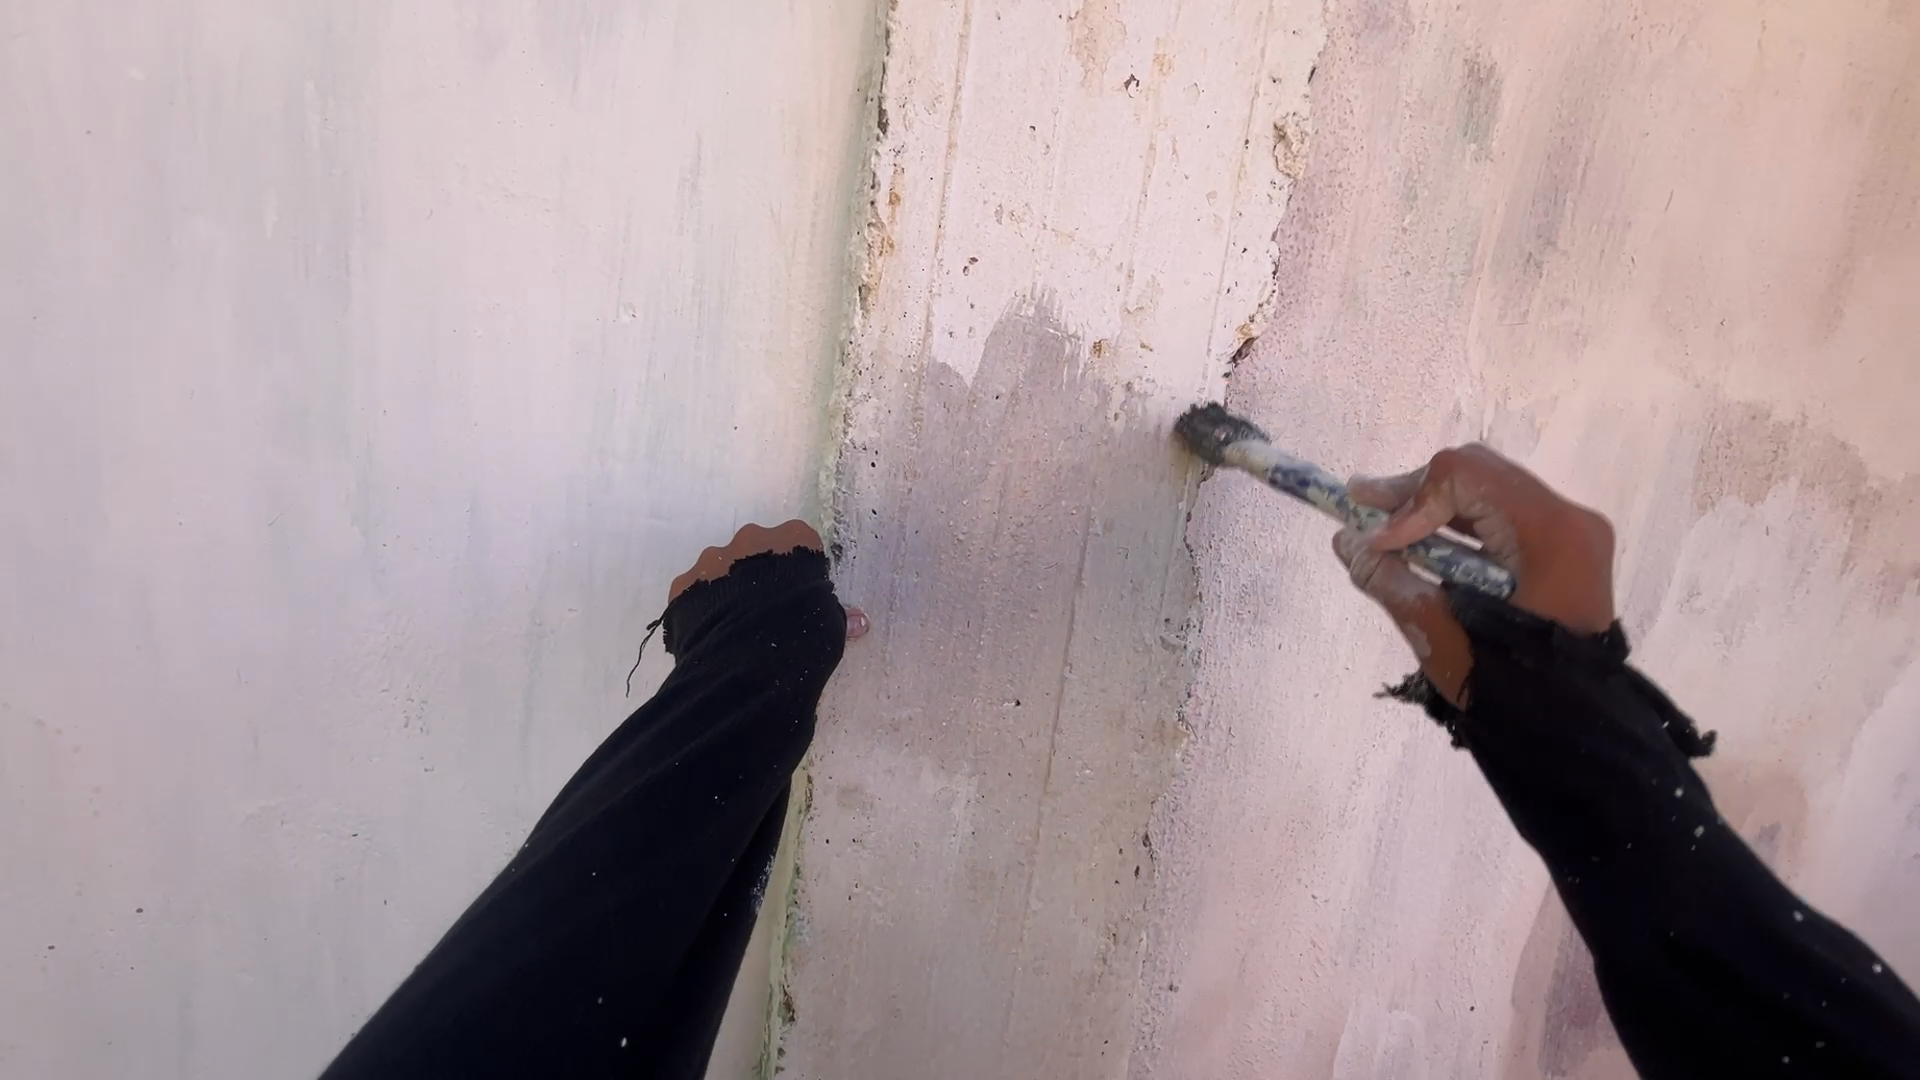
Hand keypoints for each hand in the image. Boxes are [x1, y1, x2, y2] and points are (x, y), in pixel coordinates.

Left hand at [669, 520, 868, 640]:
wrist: (745, 668)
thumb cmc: (802, 637)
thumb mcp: (831, 627)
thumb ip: (839, 614)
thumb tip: (859, 620)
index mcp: (793, 539)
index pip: (800, 542)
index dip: (800, 568)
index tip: (800, 592)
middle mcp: (751, 538)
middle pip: (758, 549)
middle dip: (760, 573)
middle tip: (766, 609)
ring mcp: (713, 559)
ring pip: (724, 568)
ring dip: (729, 589)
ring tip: (736, 626)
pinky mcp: (683, 586)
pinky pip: (695, 592)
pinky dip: (702, 609)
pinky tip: (713, 635)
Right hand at [1331, 444, 1614, 704]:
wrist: (1572, 727)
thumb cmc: (1507, 681)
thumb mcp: (1438, 631)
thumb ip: (1388, 579)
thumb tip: (1345, 541)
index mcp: (1549, 533)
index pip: (1463, 477)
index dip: (1408, 500)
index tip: (1374, 540)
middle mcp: (1567, 519)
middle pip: (1474, 473)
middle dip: (1411, 491)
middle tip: (1359, 506)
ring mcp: (1567, 533)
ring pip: (1482, 489)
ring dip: (1427, 505)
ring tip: (1380, 525)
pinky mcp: (1557, 551)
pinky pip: (1494, 515)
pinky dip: (1450, 523)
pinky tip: (1417, 544)